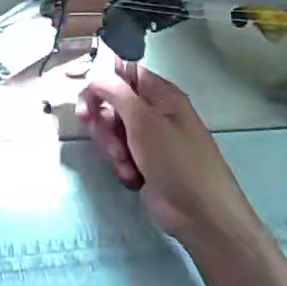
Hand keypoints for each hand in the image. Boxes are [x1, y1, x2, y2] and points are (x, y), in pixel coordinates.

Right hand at [78, 55, 263, 247]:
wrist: (199, 213)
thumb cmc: (175, 160)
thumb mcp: (144, 120)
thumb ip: (116, 92)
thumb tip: (96, 72)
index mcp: (160, 94)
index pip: (124, 72)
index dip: (103, 80)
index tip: (87, 96)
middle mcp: (153, 112)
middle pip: (112, 102)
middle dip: (103, 120)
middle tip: (97, 131)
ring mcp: (148, 138)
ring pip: (111, 129)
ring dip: (111, 145)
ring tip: (124, 161)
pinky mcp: (142, 162)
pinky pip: (118, 153)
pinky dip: (120, 163)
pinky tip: (132, 176)